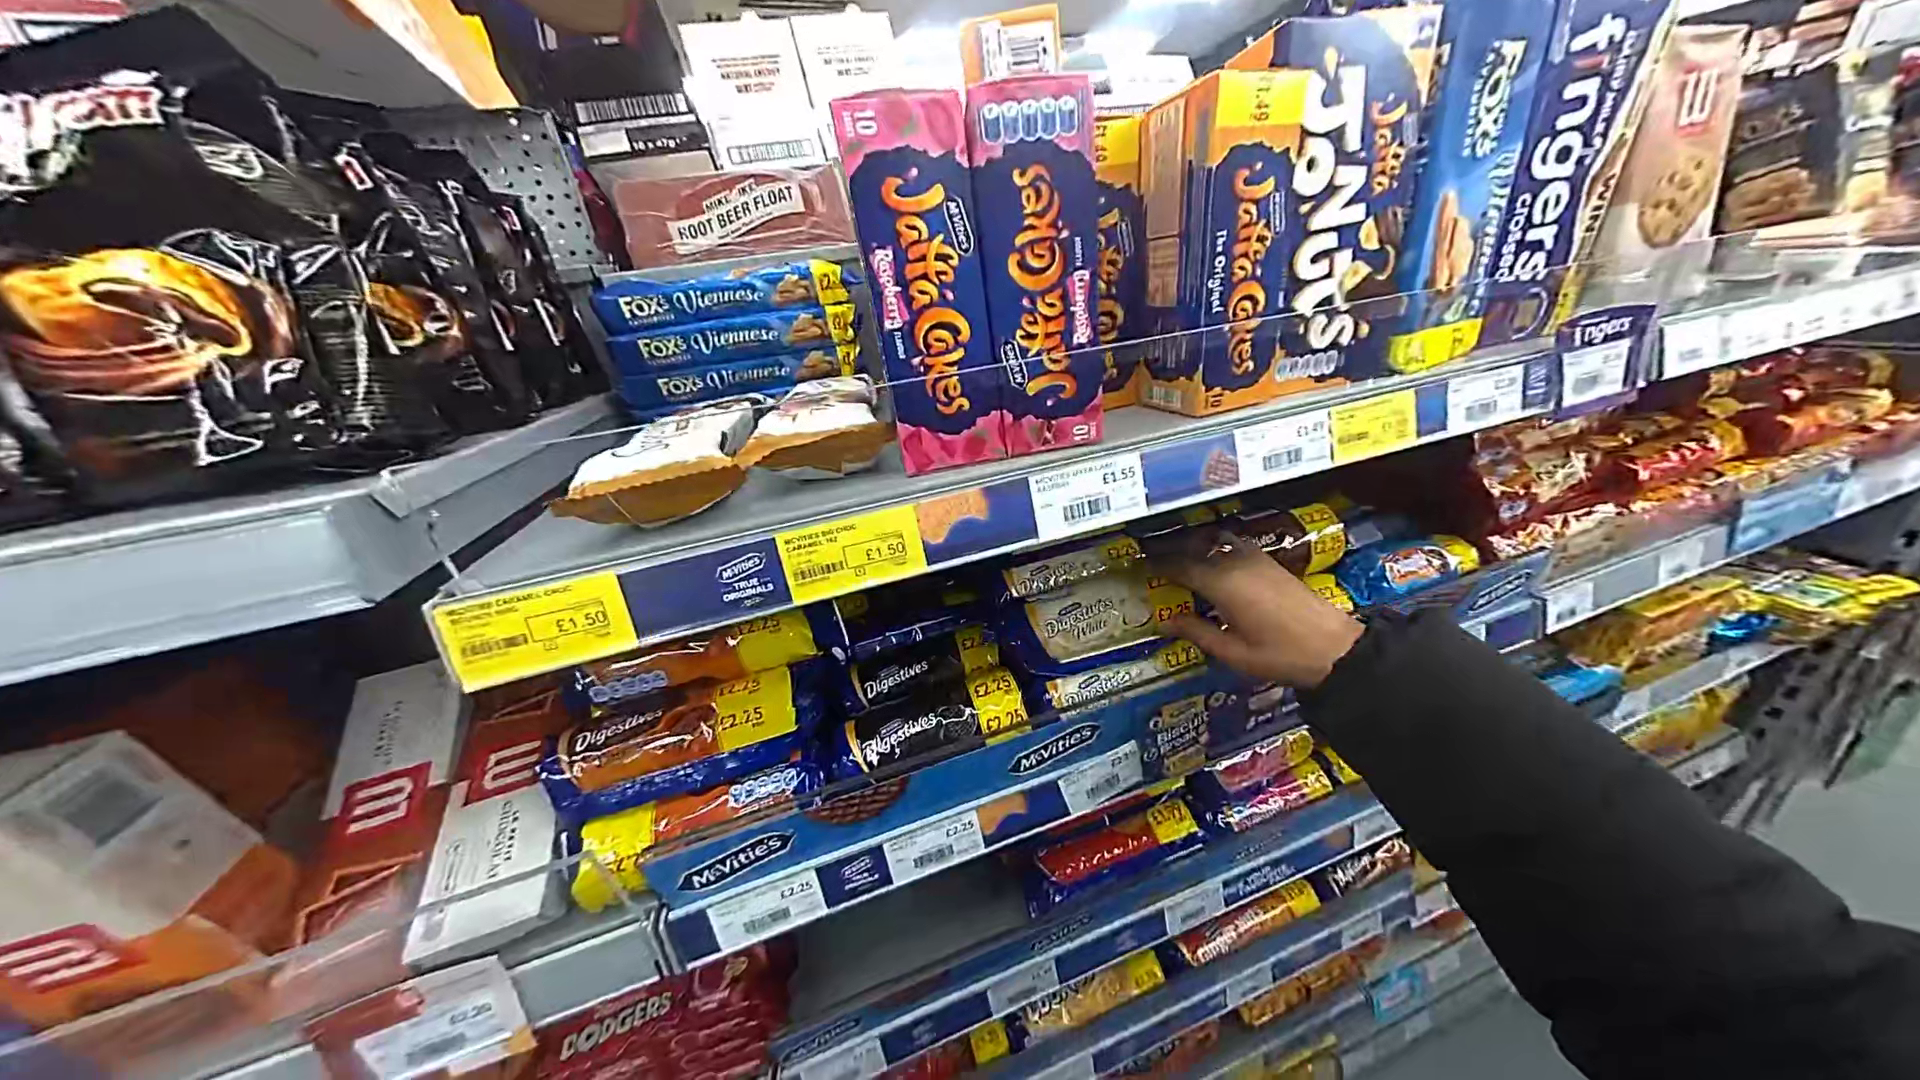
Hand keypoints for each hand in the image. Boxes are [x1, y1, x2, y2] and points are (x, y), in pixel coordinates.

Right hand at [1152, 529, 1363, 688]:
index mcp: (1222, 584)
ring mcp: (1255, 558)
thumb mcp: (1233, 653)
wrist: (1336, 649)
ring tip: (1177, 554)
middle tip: (1151, 556)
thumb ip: (1197, 632)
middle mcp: (1236, 563)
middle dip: (1171, 550)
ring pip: (1215, 541)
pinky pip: (1232, 545)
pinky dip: (1214, 547)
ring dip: (1194, 544)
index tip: (1139, 566)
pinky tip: (1211, 559)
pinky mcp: (1269, 561)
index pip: (1179, 566)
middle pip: (1195, 547)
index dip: (1157, 565)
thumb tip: (1165, 621)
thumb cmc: (1281, 655)